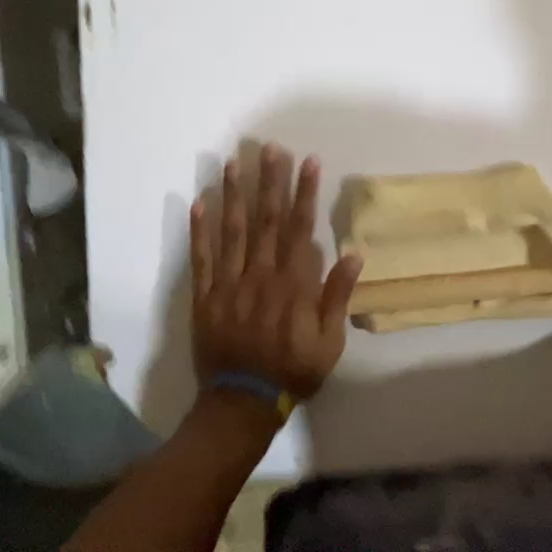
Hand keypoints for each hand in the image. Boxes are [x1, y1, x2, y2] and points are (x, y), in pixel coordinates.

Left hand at [190, 145, 362, 402]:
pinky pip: (201, 258)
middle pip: (265, 220)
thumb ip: (338, 297)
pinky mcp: (205, 295)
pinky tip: (199, 202)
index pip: (299, 228)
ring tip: (234, 161)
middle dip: (269, 181)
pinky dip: (199, 230)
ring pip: (232, 231)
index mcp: (292, 284)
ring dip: (234, 194)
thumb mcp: (329, 342)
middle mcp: (260, 274)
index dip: (304, 193)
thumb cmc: (292, 371)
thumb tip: (353, 254)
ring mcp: (230, 283)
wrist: (242, 404)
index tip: (308, 162)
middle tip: (270, 147)